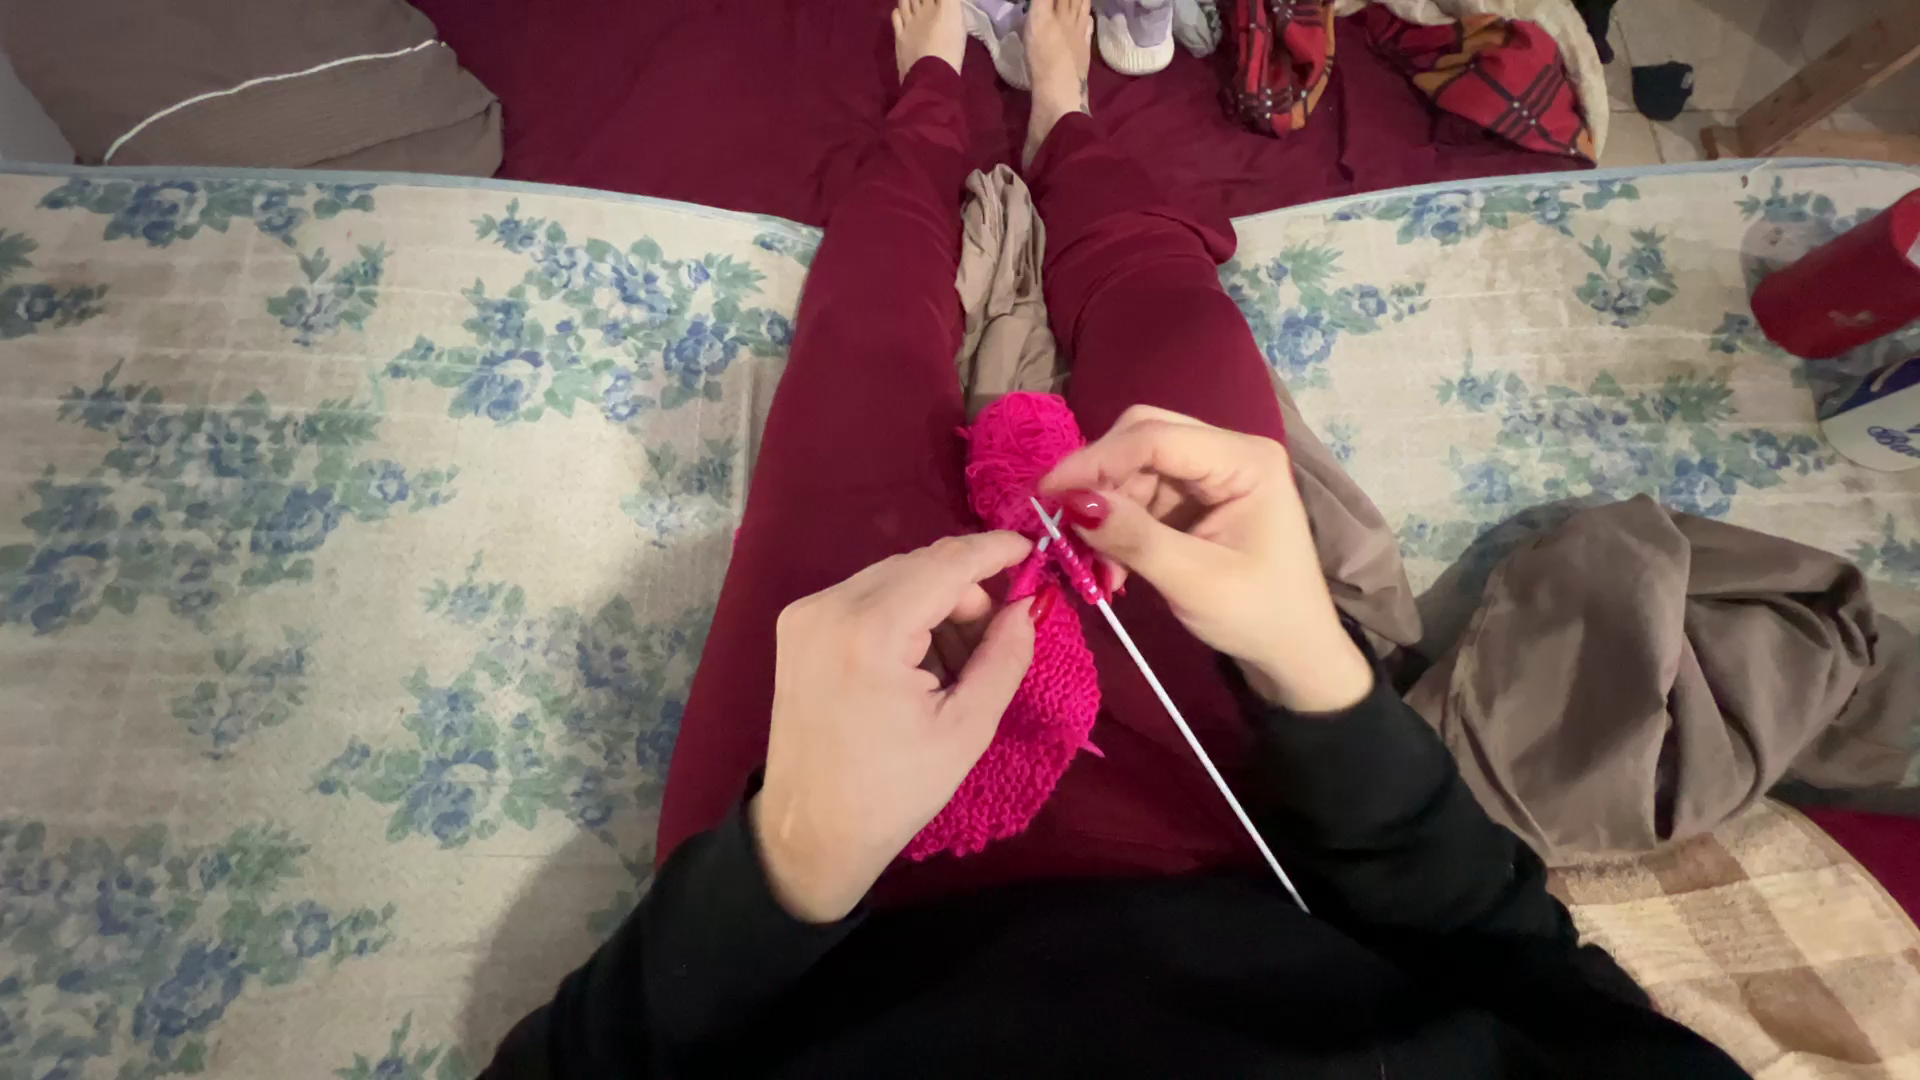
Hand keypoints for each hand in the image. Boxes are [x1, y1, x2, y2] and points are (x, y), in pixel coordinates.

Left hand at [753, 533, 1038, 922]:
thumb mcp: (967, 728)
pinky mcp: (798, 623)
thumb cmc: (893, 791)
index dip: (993, 550)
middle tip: (993, 640)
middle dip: (966, 591)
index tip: (1031, 547)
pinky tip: (916, 662)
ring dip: (935, 604)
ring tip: (951, 667)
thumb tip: (1028, 605)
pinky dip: (904, 614)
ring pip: (895, 577)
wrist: (810, 833)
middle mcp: (829, 605)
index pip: (945, 563)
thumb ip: (1005, 656)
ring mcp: (806, 611)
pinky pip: (869, 594)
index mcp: (869, 631)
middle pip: (920, 565)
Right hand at [1040, 405, 1371, 713]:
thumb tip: (1072, 502)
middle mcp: (1227, 452)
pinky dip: (1115, 523)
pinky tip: (1111, 563)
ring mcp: (1208, 473)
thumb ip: (1134, 537)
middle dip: (1099, 478)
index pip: (1155, 437)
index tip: (1047, 494)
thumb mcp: (1193, 581)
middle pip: (1142, 437)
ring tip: (1096, 562)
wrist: (1291, 652)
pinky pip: (1137, 492)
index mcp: (1245, 460)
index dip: (1095, 459)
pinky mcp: (1191, 497)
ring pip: (1132, 466)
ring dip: (1104, 507)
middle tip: (1065, 522)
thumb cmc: (1257, 616)